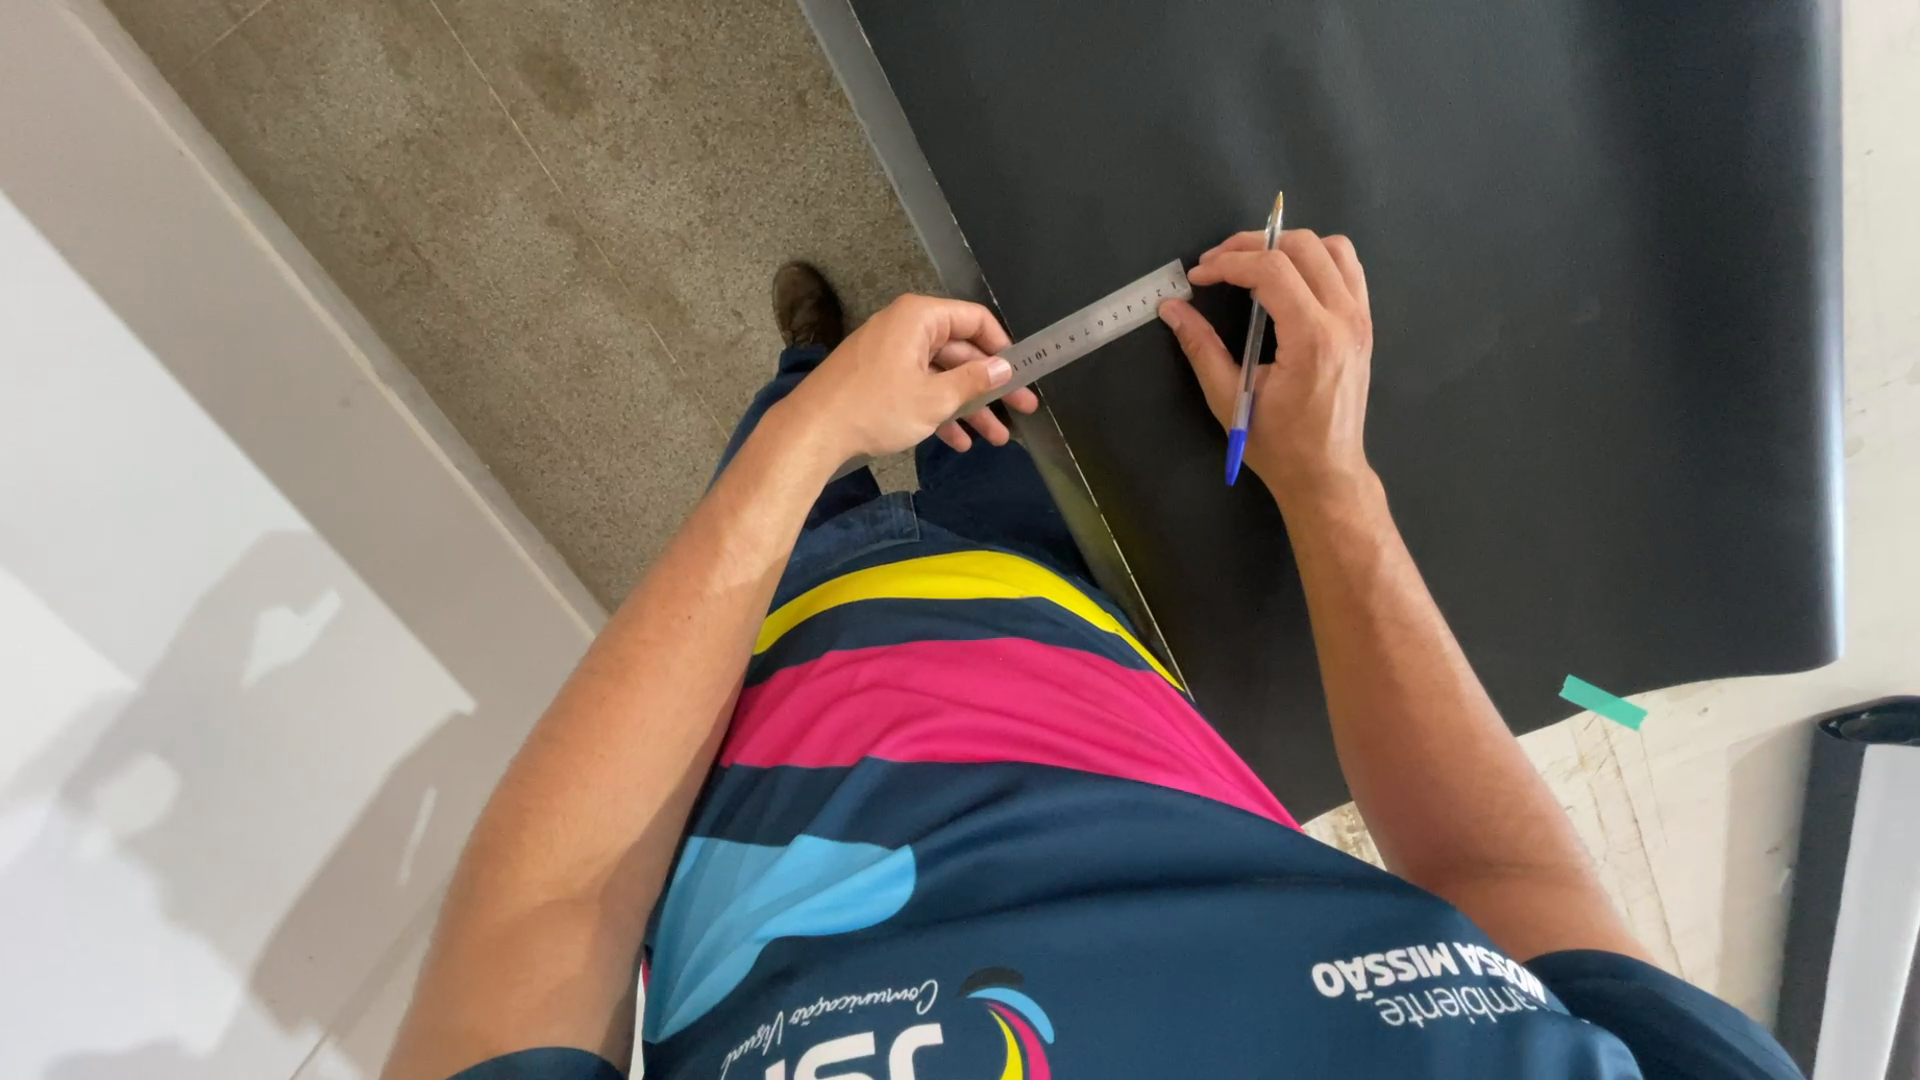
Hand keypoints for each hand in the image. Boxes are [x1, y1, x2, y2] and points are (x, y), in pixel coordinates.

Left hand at [779, 294, 1040, 461]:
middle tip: (1022, 411)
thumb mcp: (934, 398)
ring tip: (997, 437)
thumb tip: (1003, 368)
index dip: (1003, 347)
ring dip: (969, 407)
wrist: (814, 431)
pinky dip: (939, 412)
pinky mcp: (880, 380)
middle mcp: (906, 329)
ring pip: (942, 377)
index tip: (1023, 373)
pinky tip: (959, 442)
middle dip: (991, 387)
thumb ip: (973, 381)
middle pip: (961, 352)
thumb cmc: (876, 408)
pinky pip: (919, 389)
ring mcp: (891, 355)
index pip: (975, 320)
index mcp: (920, 318)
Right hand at [1159, 229, 1374, 504]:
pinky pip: (1348, 270)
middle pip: (1304, 247)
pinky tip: (1286, 279)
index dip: (1229, 263)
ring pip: (1333, 249)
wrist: (1325, 472)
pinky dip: (1315, 260)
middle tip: (1217, 262)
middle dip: (1254, 245)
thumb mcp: (1229, 399)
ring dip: (1288, 246)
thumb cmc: (1277, 444)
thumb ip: (1201, 347)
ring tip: (1252, 263)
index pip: (1272, 270)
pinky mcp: (1364, 325)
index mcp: (1312, 338)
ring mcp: (1361, 319)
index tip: (1198, 275)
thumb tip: (1172, 309)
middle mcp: (1345, 319)